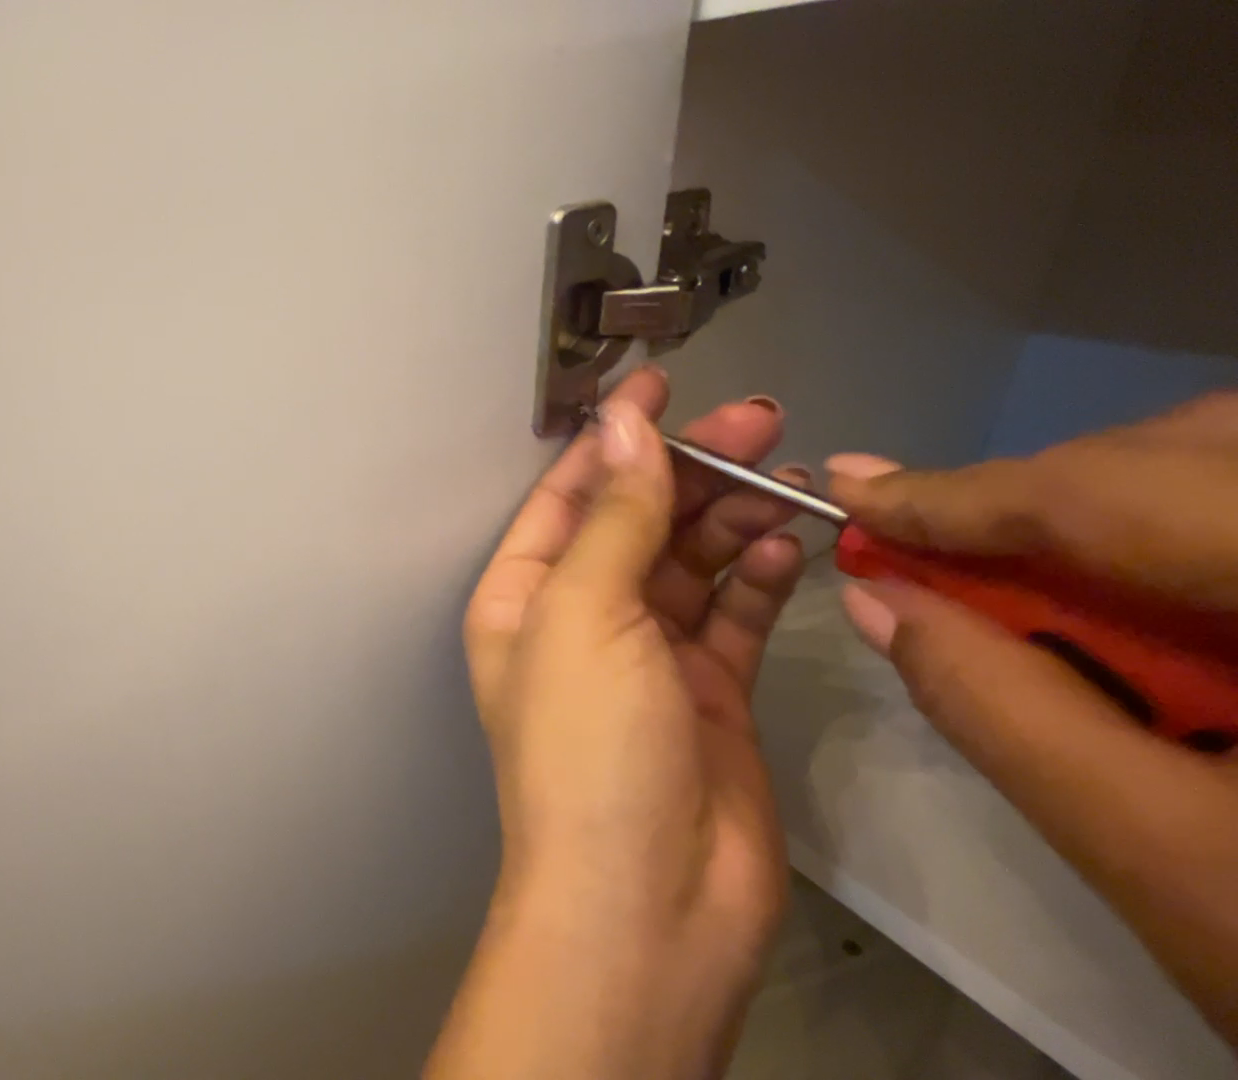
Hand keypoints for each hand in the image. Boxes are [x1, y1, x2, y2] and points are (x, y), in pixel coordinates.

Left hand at [428, 368, 808, 1079]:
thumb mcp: (587, 615)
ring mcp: (646, 657)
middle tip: (762, 422)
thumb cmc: (591, 748)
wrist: (651, 898)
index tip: (662, 381)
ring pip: (691, 562)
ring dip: (734, 516)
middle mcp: (578, 621)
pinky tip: (790, 544)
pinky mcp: (709, 693)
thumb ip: (614, 515)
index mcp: (523, 599)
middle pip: (636, 521)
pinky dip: (759, 577)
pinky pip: (734, 614)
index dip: (612, 438)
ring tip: (789, 474)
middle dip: (690, 470)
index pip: (567, 498)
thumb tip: (622, 419)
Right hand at [827, 391, 1237, 1047]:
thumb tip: (875, 600)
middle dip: (1033, 496)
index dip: (964, 494)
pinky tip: (1112, 608)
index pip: (1119, 494)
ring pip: (1219, 467)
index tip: (850, 494)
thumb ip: (1002, 710)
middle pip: (1188, 453)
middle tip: (919, 552)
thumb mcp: (1166, 856)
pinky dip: (1161, 543)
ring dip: (1095, 516)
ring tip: (1005, 586)